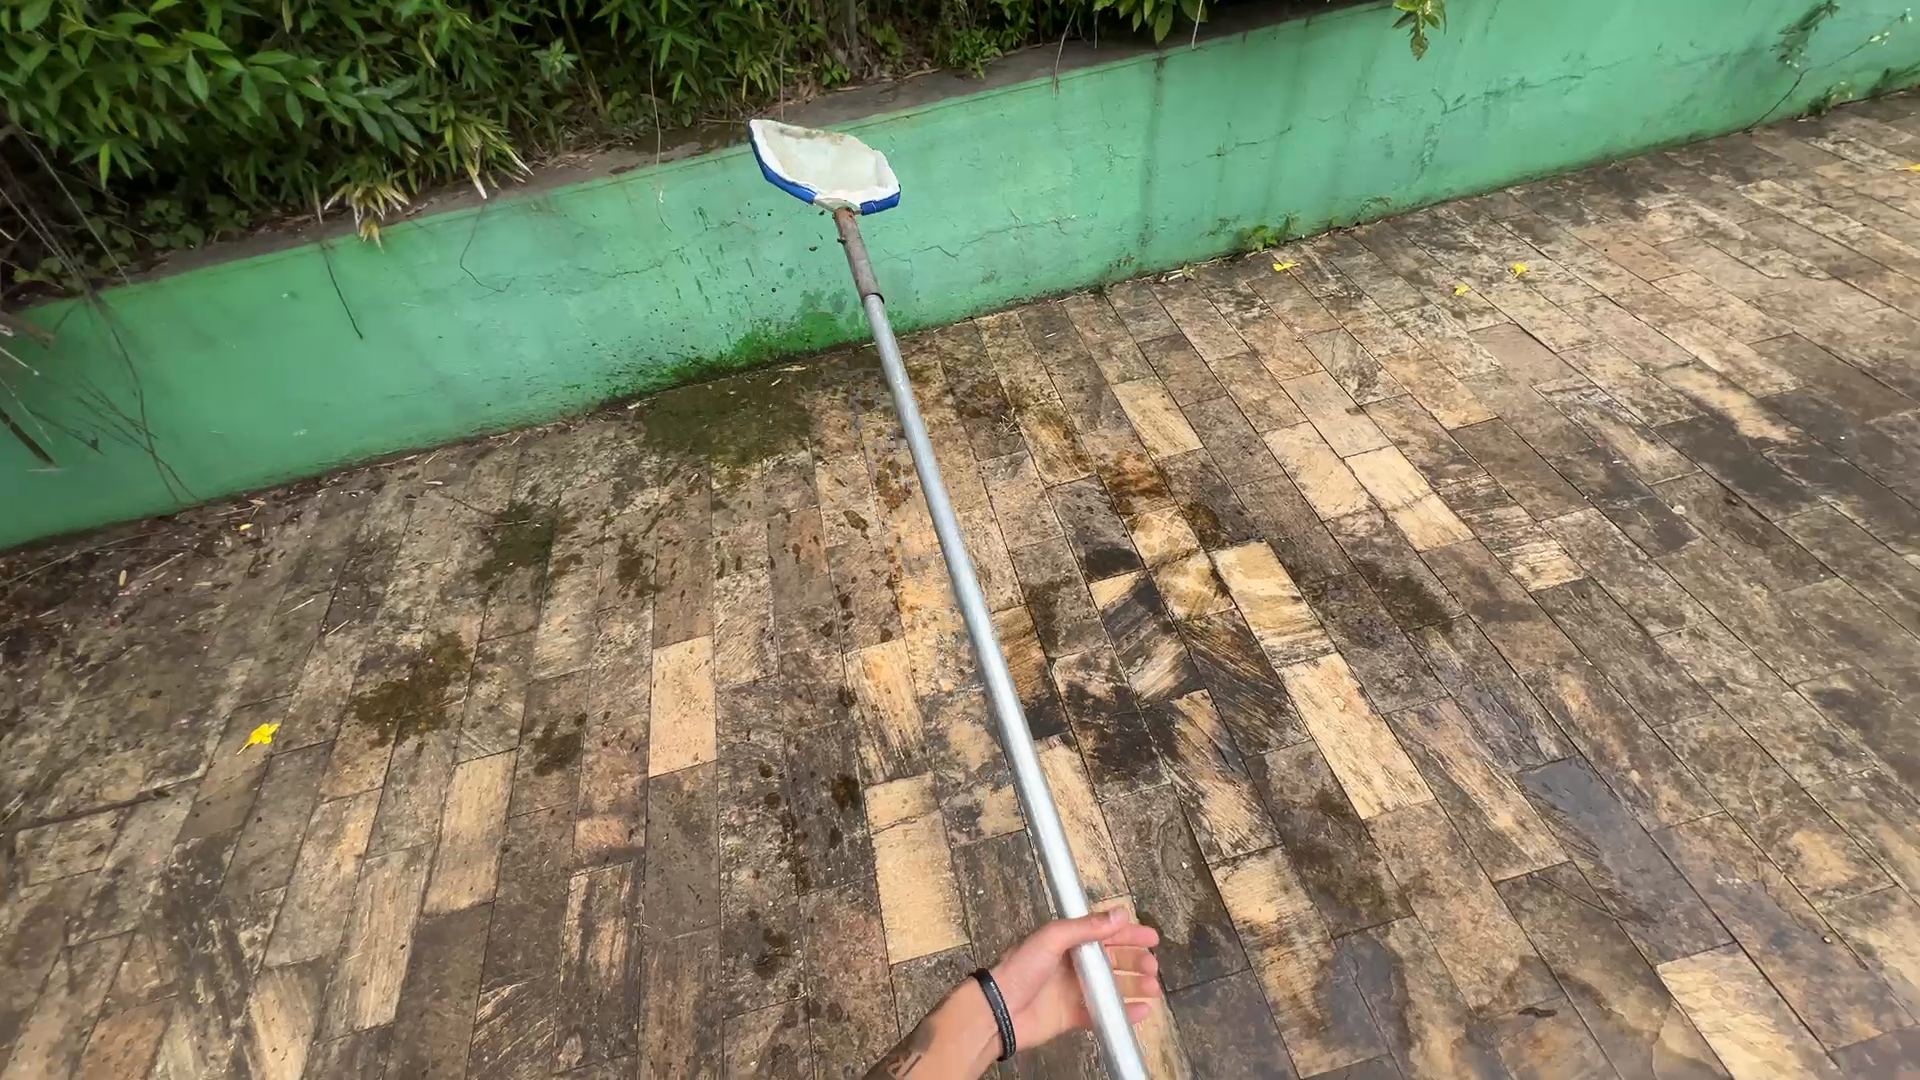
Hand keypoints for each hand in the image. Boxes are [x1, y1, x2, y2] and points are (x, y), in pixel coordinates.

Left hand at [988, 908, 1162, 1050]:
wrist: (1000, 1009)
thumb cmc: (1020, 968)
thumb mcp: (1052, 938)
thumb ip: (1086, 928)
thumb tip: (1118, 915)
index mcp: (1066, 939)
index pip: (1103, 932)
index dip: (1127, 933)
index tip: (1150, 937)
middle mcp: (1072, 962)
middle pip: (1111, 959)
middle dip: (1134, 961)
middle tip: (1152, 966)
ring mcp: (1072, 989)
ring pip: (1110, 987)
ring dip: (1133, 986)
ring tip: (1152, 989)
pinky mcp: (1072, 1015)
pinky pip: (1102, 1013)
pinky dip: (1122, 1013)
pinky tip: (1139, 1012)